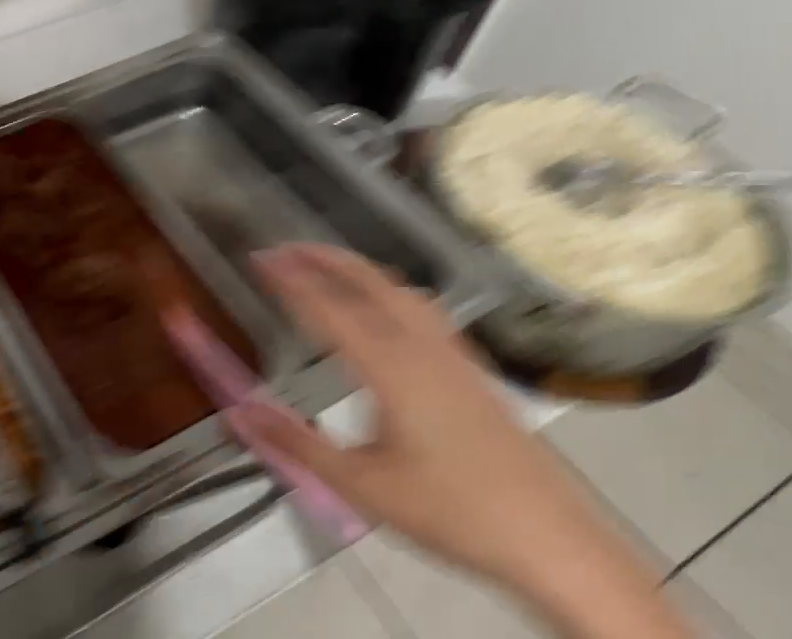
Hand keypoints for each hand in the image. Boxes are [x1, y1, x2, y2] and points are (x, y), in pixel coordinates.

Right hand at [242, 244, 689, 638]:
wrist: (554, 542)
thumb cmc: (452, 512)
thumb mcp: (360, 486)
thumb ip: (295, 443)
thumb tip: (237, 413)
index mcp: (391, 367)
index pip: (330, 307)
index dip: (292, 279)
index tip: (260, 258)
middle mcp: (423, 348)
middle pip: (370, 283)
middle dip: (325, 259)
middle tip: (285, 249)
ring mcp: (455, 356)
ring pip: (401, 292)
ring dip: (359, 271)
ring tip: (328, 267)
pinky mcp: (474, 372)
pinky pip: (424, 310)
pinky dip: (390, 291)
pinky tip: (389, 310)